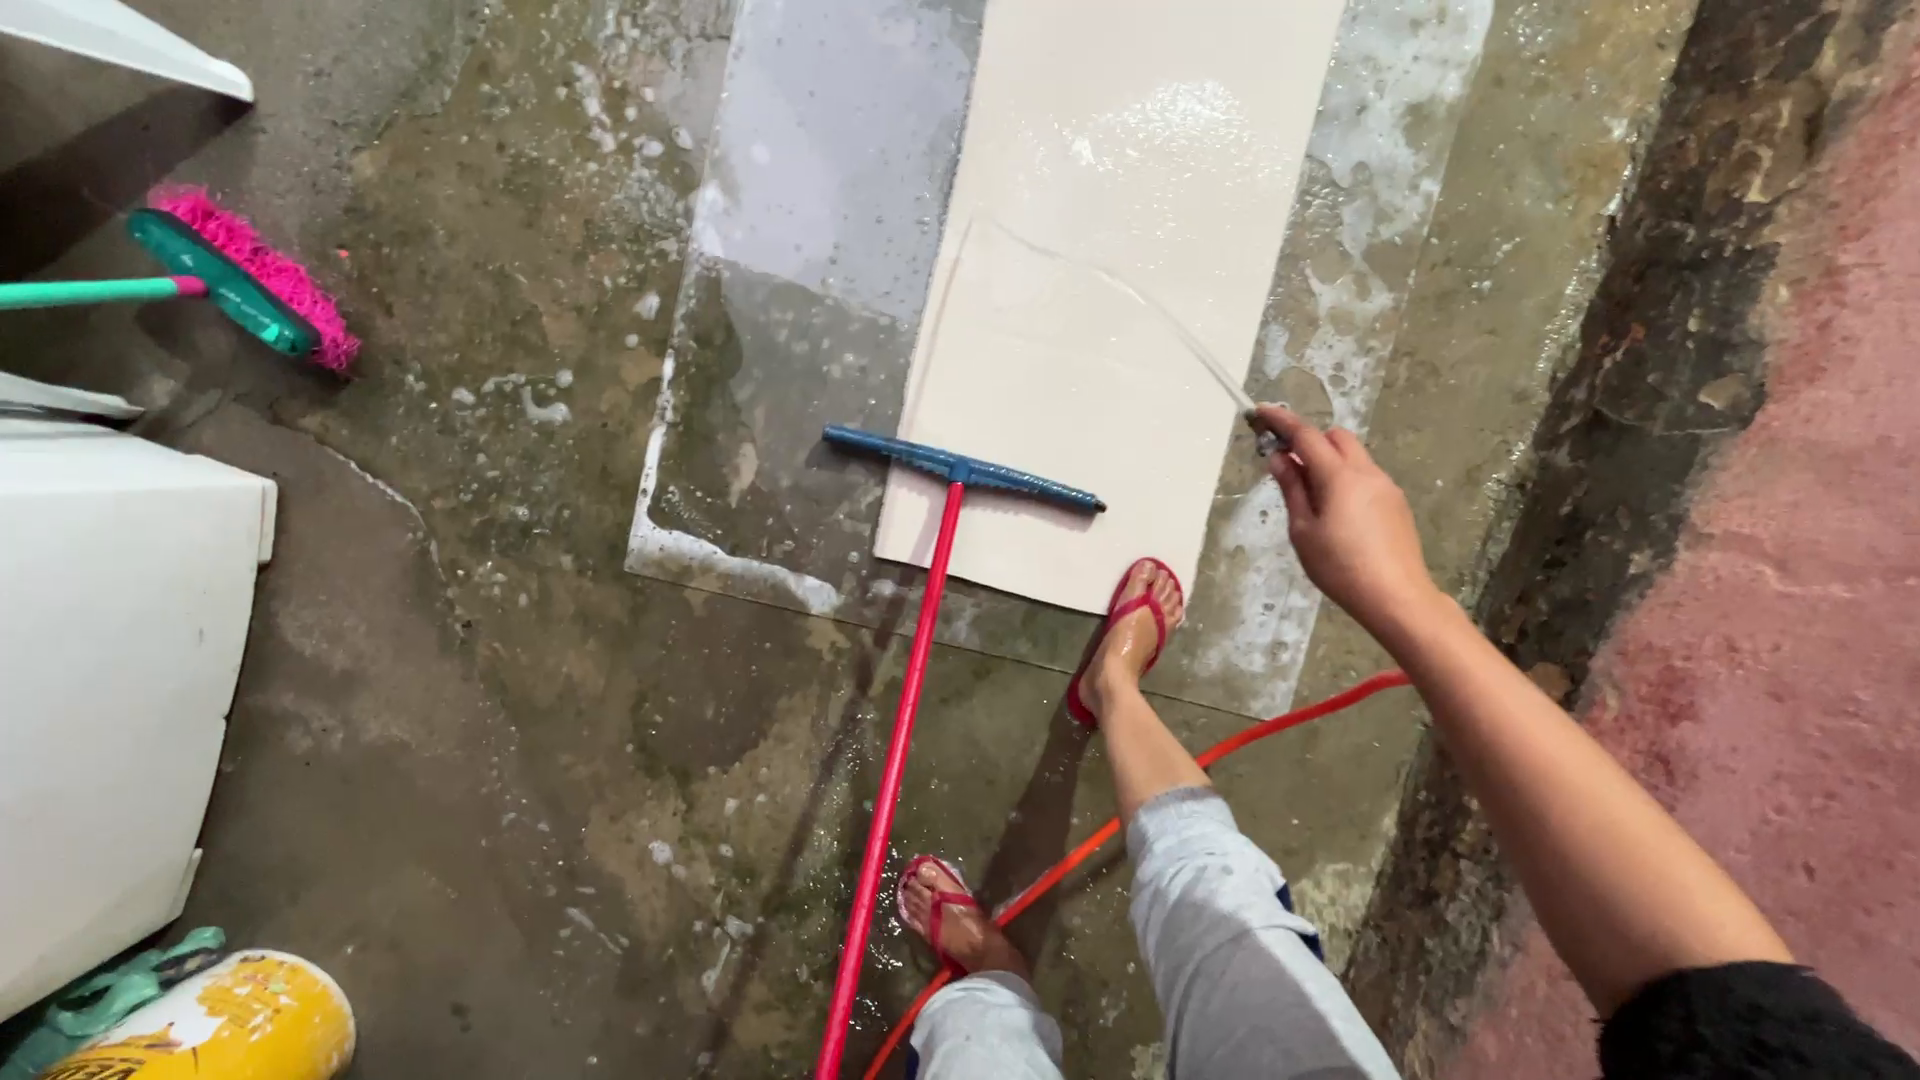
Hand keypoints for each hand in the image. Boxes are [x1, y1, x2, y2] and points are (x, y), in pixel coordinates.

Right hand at [1250, 405, 1440, 630]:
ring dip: (1328, 460)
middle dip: (1310, 439)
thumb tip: (1280, 458)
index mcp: (1339, 477)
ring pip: (1353, 455)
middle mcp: (1366, 472)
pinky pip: (1365, 475)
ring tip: (1309, 494)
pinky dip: (1345, 477)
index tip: (1261, 412)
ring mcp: (1386, 486)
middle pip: (1336, 437)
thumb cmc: (1339, 567)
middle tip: (1286, 464)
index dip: (1282, 421)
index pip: (1306, 436)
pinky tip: (1336, 512)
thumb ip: (1292, 489)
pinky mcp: (1395, 502)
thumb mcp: (1303, 530)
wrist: (1396, 596)